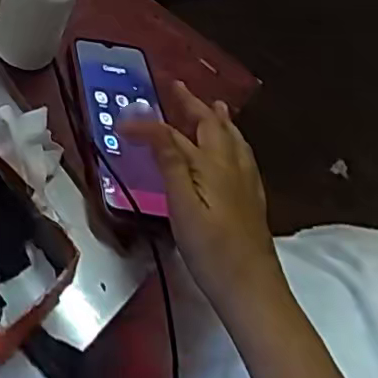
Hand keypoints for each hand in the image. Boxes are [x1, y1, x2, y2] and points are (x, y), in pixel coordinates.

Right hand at [117, 80, 283, 318]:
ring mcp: (245, 180)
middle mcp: (230, 164)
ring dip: (216, 117)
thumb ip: (170, 164)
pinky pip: (242, 153)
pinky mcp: (253, 198)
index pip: (172, 135)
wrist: (254, 291)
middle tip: (176, 87)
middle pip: (210, 125)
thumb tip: (155, 127)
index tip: (122, 123)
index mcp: (210, 164)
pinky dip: (232, 138)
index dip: (147, 125)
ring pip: (231, 137)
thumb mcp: (183, 208)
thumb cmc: (212, 251)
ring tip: (212, 105)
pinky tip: (234, 148)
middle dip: (191, 104)